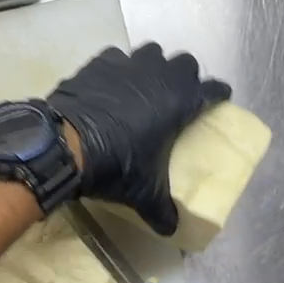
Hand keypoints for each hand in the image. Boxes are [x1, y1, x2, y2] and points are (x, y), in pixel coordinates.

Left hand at [46, 43, 229, 234]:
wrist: (65, 144)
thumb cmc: (116, 165)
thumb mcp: (144, 194)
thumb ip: (162, 210)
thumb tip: (171, 230)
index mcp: (180, 101)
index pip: (212, 89)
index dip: (217, 94)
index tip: (219, 99)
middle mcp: (159, 76)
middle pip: (185, 64)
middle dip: (186, 76)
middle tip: (179, 95)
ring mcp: (128, 65)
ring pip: (151, 52)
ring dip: (153, 66)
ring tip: (146, 85)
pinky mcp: (99, 63)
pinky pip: (116, 59)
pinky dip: (118, 69)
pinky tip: (111, 85)